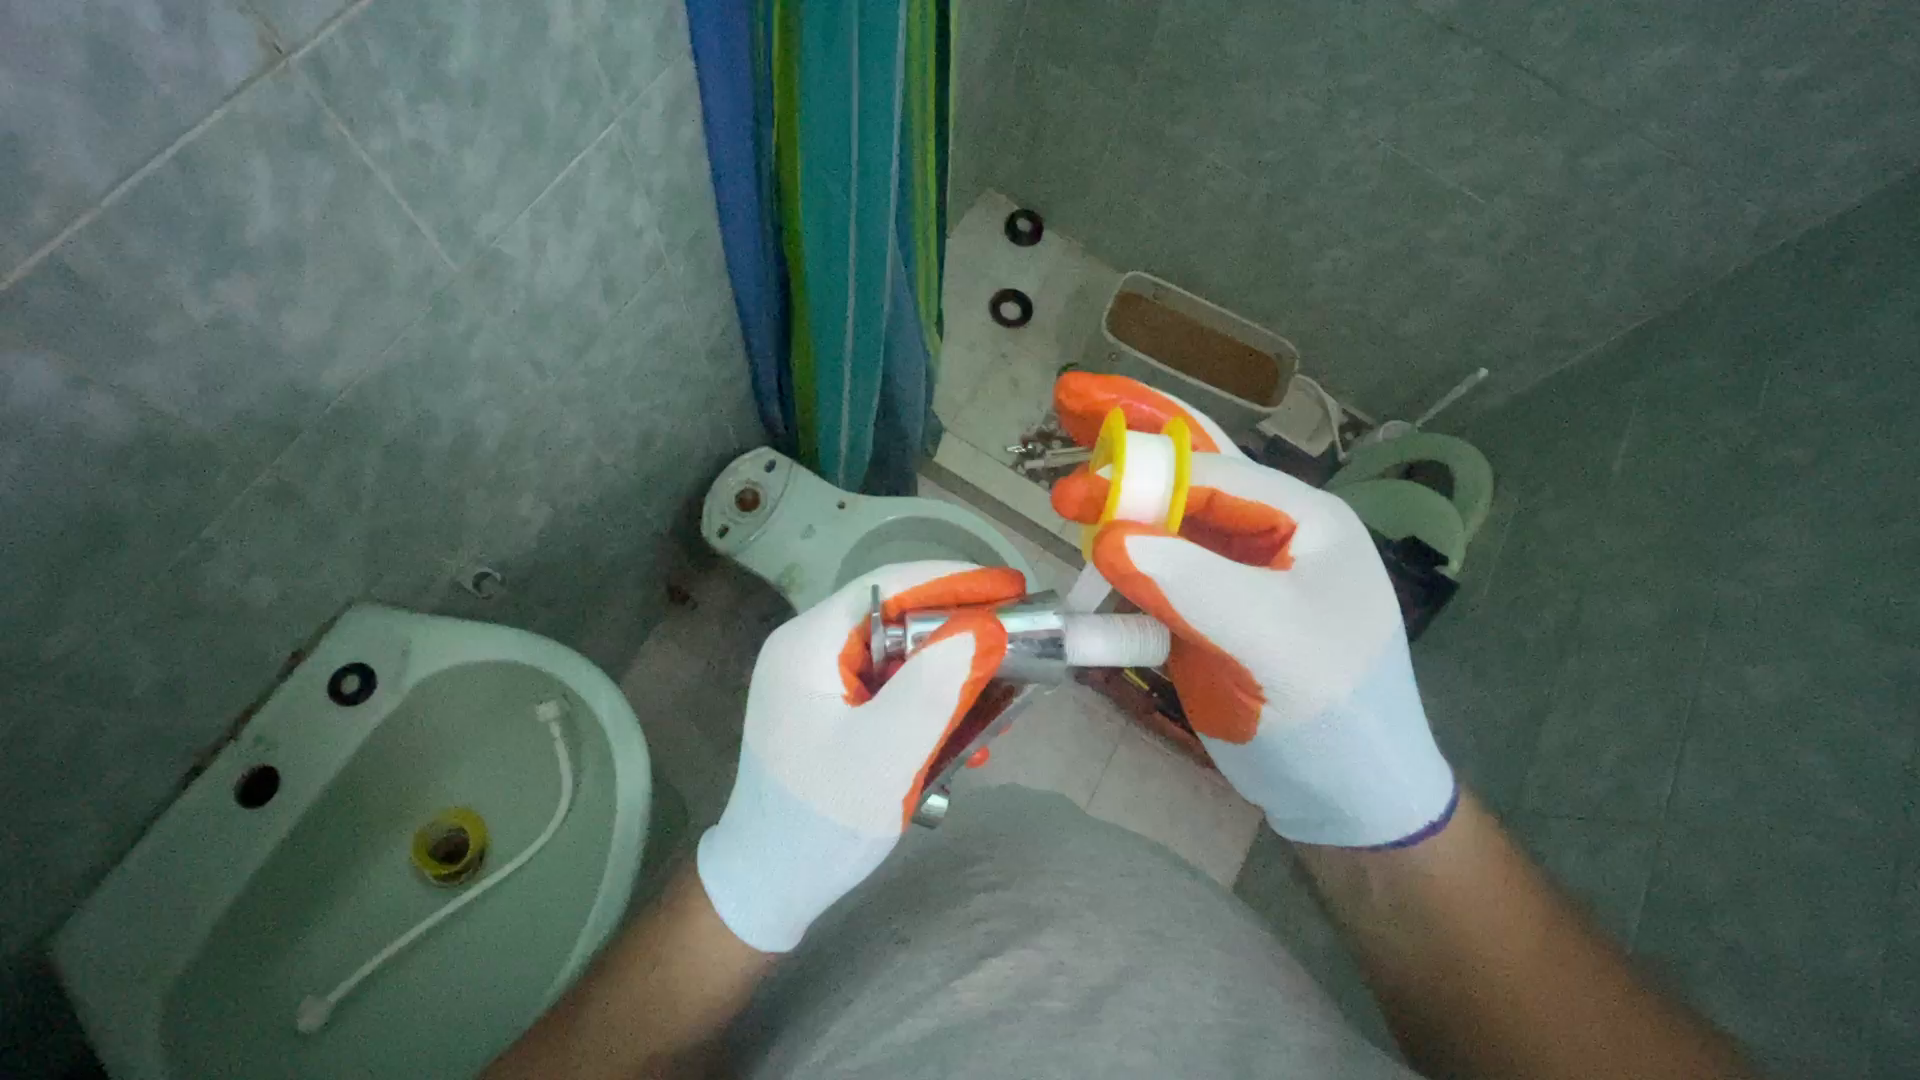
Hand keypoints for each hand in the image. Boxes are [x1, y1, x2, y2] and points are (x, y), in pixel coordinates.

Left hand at [696, 562, 1021, 950]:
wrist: (770, 889)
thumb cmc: (822, 823)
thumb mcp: (886, 754)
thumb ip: (935, 686)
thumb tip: (985, 627)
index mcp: (809, 645)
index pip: (888, 587)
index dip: (955, 581)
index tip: (1014, 588)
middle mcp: (811, 651)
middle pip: (898, 619)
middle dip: (959, 632)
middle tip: (1018, 643)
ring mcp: (821, 683)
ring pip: (902, 656)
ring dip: (951, 674)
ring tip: (1001, 694)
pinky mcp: (833, 712)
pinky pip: (893, 689)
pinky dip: (932, 703)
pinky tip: (965, 734)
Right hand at [1051, 373, 1454, 847]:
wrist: (1346, 797)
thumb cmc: (1330, 712)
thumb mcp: (1270, 641)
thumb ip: (1191, 583)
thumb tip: (1106, 537)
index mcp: (1303, 521)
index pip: (1212, 476)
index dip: (1141, 475)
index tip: (1074, 493)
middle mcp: (1266, 535)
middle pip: (1189, 470)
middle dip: (1130, 437)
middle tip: (1067, 397)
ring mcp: (1232, 576)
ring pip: (1162, 525)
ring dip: (1115, 508)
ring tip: (1067, 492)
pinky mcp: (1205, 614)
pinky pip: (1153, 579)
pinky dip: (1118, 576)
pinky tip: (1090, 573)